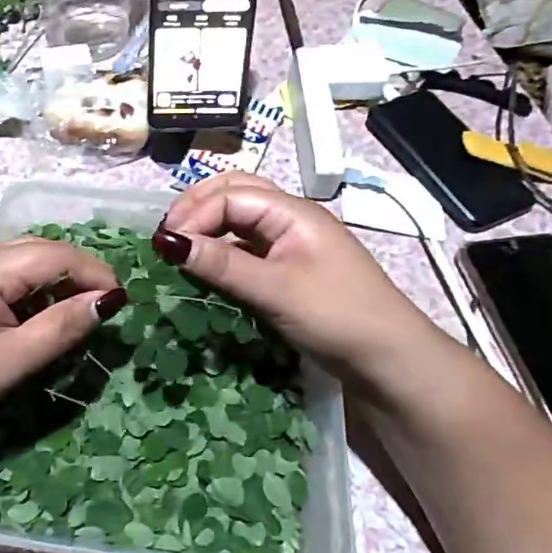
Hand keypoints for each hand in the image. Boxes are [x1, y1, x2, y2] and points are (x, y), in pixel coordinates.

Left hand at [0, 238, 124, 432]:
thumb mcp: (16, 357)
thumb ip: (64, 326)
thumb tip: (108, 302)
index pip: (57, 254)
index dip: (95, 273)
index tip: (122, 301)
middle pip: (42, 249)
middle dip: (80, 272)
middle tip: (104, 306)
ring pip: (26, 258)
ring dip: (57, 278)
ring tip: (77, 312)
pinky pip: (7, 271)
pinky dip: (34, 286)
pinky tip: (40, 313)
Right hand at [154, 173, 442, 381]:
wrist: (387, 357)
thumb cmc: (337, 316)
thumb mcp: (276, 289)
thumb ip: (222, 265)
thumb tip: (166, 242)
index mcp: (293, 211)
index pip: (230, 195)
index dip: (193, 214)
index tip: (164, 247)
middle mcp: (290, 219)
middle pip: (235, 195)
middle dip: (197, 210)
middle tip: (167, 240)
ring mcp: (290, 245)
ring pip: (240, 223)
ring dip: (208, 231)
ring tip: (179, 254)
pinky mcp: (289, 271)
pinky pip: (247, 251)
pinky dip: (222, 255)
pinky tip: (205, 273)